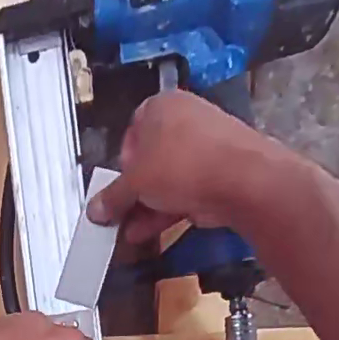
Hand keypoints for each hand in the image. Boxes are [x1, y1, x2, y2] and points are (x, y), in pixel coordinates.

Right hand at [87, 90, 298, 246]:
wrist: (243, 180)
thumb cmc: (181, 164)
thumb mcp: (136, 182)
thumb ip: (113, 197)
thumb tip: (95, 209)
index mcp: (161, 105)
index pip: (130, 135)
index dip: (121, 167)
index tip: (116, 191)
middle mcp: (185, 120)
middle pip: (151, 162)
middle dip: (135, 194)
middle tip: (121, 218)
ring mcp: (208, 148)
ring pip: (170, 181)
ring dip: (149, 209)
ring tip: (131, 233)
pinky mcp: (223, 175)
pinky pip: (189, 192)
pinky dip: (170, 211)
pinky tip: (152, 232)